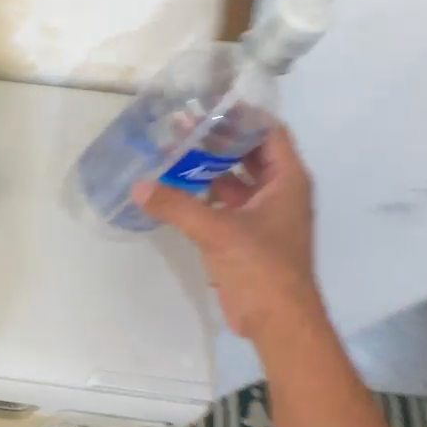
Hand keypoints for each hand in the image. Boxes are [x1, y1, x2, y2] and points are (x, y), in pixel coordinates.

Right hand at [134, 127, 326, 347]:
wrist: (276, 318)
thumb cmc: (261, 267)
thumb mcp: (217, 232)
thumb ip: (177, 206)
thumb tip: (140, 186)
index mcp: (287, 182)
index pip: (269, 134)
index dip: (242, 118)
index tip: (209, 108)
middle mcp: (278, 193)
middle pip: (249, 156)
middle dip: (218, 142)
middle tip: (182, 130)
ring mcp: (262, 217)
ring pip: (234, 182)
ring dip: (207, 170)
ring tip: (173, 156)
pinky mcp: (245, 238)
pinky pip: (223, 206)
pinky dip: (202, 197)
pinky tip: (175, 193)